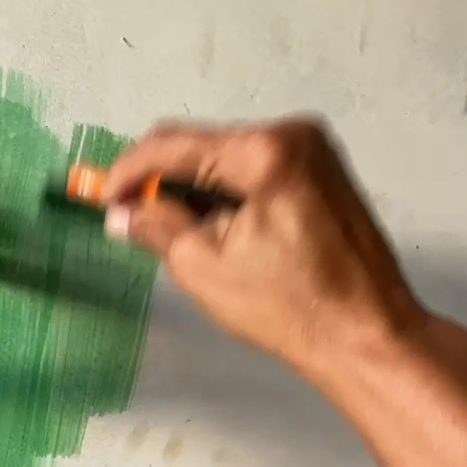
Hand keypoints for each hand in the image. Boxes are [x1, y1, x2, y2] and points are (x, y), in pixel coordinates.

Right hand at [105, 118, 426, 379]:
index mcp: (264, 151)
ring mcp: (312, 149)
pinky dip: (221, 193)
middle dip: (158, 180)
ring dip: (189, 189)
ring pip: (224, 158)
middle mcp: (292, 134)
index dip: (128, 171)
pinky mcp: (319, 171)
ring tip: (170, 231)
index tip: (101, 199)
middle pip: (200, 145)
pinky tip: (209, 227)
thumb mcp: (202, 267)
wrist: (365, 332)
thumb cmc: (287, 308)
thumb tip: (120, 214)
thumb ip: (155, 227)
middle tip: (127, 217)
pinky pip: (252, 170)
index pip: (173, 145)